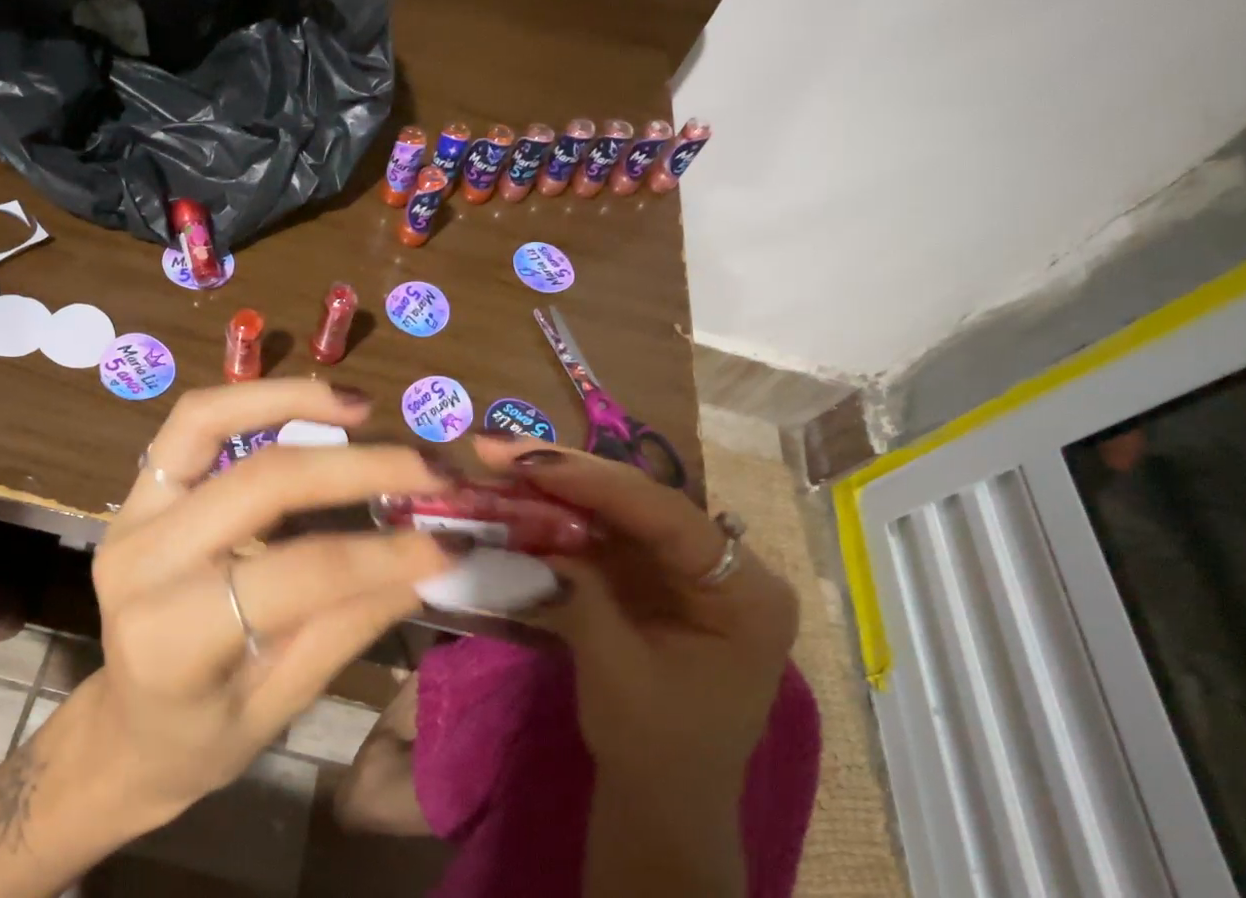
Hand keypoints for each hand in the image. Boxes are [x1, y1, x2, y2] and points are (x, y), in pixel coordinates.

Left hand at [80, 380, 454, 819]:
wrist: (127, 729)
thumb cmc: (204, 735)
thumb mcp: (282, 704)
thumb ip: (349, 625)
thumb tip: (430, 561)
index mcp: (174, 638)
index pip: (298, 574)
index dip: (382, 553)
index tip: (450, 543)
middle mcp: (142, 563)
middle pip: (262, 484)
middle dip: (360, 468)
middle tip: (432, 470)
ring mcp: (130, 516)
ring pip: (209, 422)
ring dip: (294, 401)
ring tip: (364, 407)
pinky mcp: (136, 493)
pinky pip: (193, 424)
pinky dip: (252, 400)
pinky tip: (311, 405)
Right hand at [471, 438, 798, 796]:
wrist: (663, 797)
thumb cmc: (657, 745)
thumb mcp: (616, 671)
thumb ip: (580, 595)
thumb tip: (534, 536)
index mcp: (746, 593)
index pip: (667, 516)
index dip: (595, 482)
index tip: (530, 461)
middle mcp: (723, 567)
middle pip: (641, 503)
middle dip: (568, 474)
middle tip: (500, 449)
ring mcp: (684, 570)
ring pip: (617, 513)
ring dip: (556, 491)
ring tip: (499, 466)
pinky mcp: (651, 579)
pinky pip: (604, 538)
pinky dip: (559, 522)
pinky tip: (520, 502)